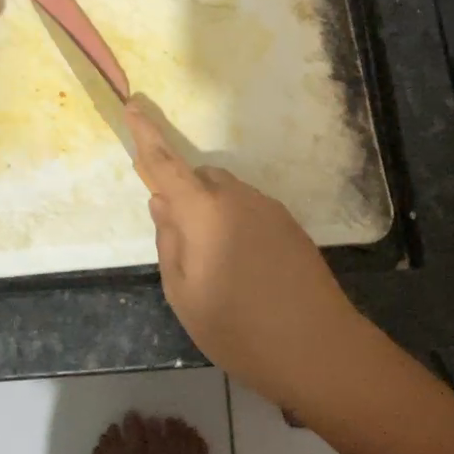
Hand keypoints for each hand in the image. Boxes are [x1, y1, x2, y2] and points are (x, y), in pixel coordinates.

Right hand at [125, 98, 368, 408]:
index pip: (167, 165)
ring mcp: (269, 208)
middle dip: (183, 193)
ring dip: (210, 212)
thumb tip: (162, 202)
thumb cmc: (240, 329)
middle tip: (179, 242)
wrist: (319, 348)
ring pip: (226, 195)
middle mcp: (238, 197)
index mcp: (205, 211)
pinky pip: (249, 210)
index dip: (146, 135)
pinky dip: (233, 224)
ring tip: (214, 267)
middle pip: (200, 178)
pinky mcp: (289, 224)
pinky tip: (242, 268)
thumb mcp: (185, 295)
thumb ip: (169, 243)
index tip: (133, 105)